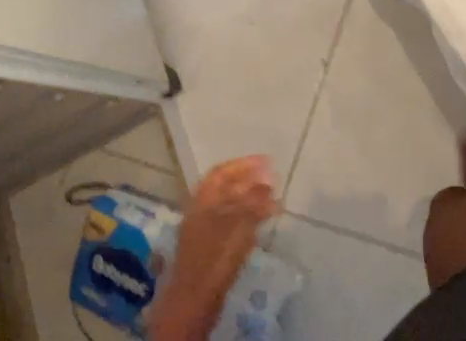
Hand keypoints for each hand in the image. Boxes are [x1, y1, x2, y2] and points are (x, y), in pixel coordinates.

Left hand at [153, 155, 277, 340]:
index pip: (221, 173)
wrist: (192, 304)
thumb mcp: (237, 226)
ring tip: (272, 199)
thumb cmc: (213, 260)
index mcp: (202, 203)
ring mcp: (203, 232)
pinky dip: (247, 217)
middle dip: (248, 180)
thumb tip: (267, 183)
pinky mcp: (210, 250)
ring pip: (228, 207)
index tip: (267, 161)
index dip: (243, 164)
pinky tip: (260, 222)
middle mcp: (200, 214)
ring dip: (249, 199)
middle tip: (272, 178)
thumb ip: (252, 203)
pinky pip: (230, 223)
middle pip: (224, 189)